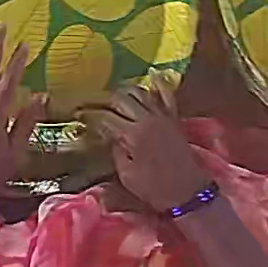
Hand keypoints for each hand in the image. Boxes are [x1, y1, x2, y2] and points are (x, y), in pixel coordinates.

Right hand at [84, 81, 211, 212]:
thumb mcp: (128, 176)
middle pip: (120, 99)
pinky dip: (158, 82)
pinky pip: (166, 94)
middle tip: (92, 103)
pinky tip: (151, 73)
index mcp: (133, 134)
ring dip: (125, 90)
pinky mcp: (174, 117)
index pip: (105, 117)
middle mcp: (146, 118)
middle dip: (103, 100)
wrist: (189, 193)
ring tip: (114, 94)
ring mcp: (162, 115)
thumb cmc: (156, 189)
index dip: (90, 114)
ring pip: (140, 92)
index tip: (79, 114)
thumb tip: (111, 136)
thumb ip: (117, 151)